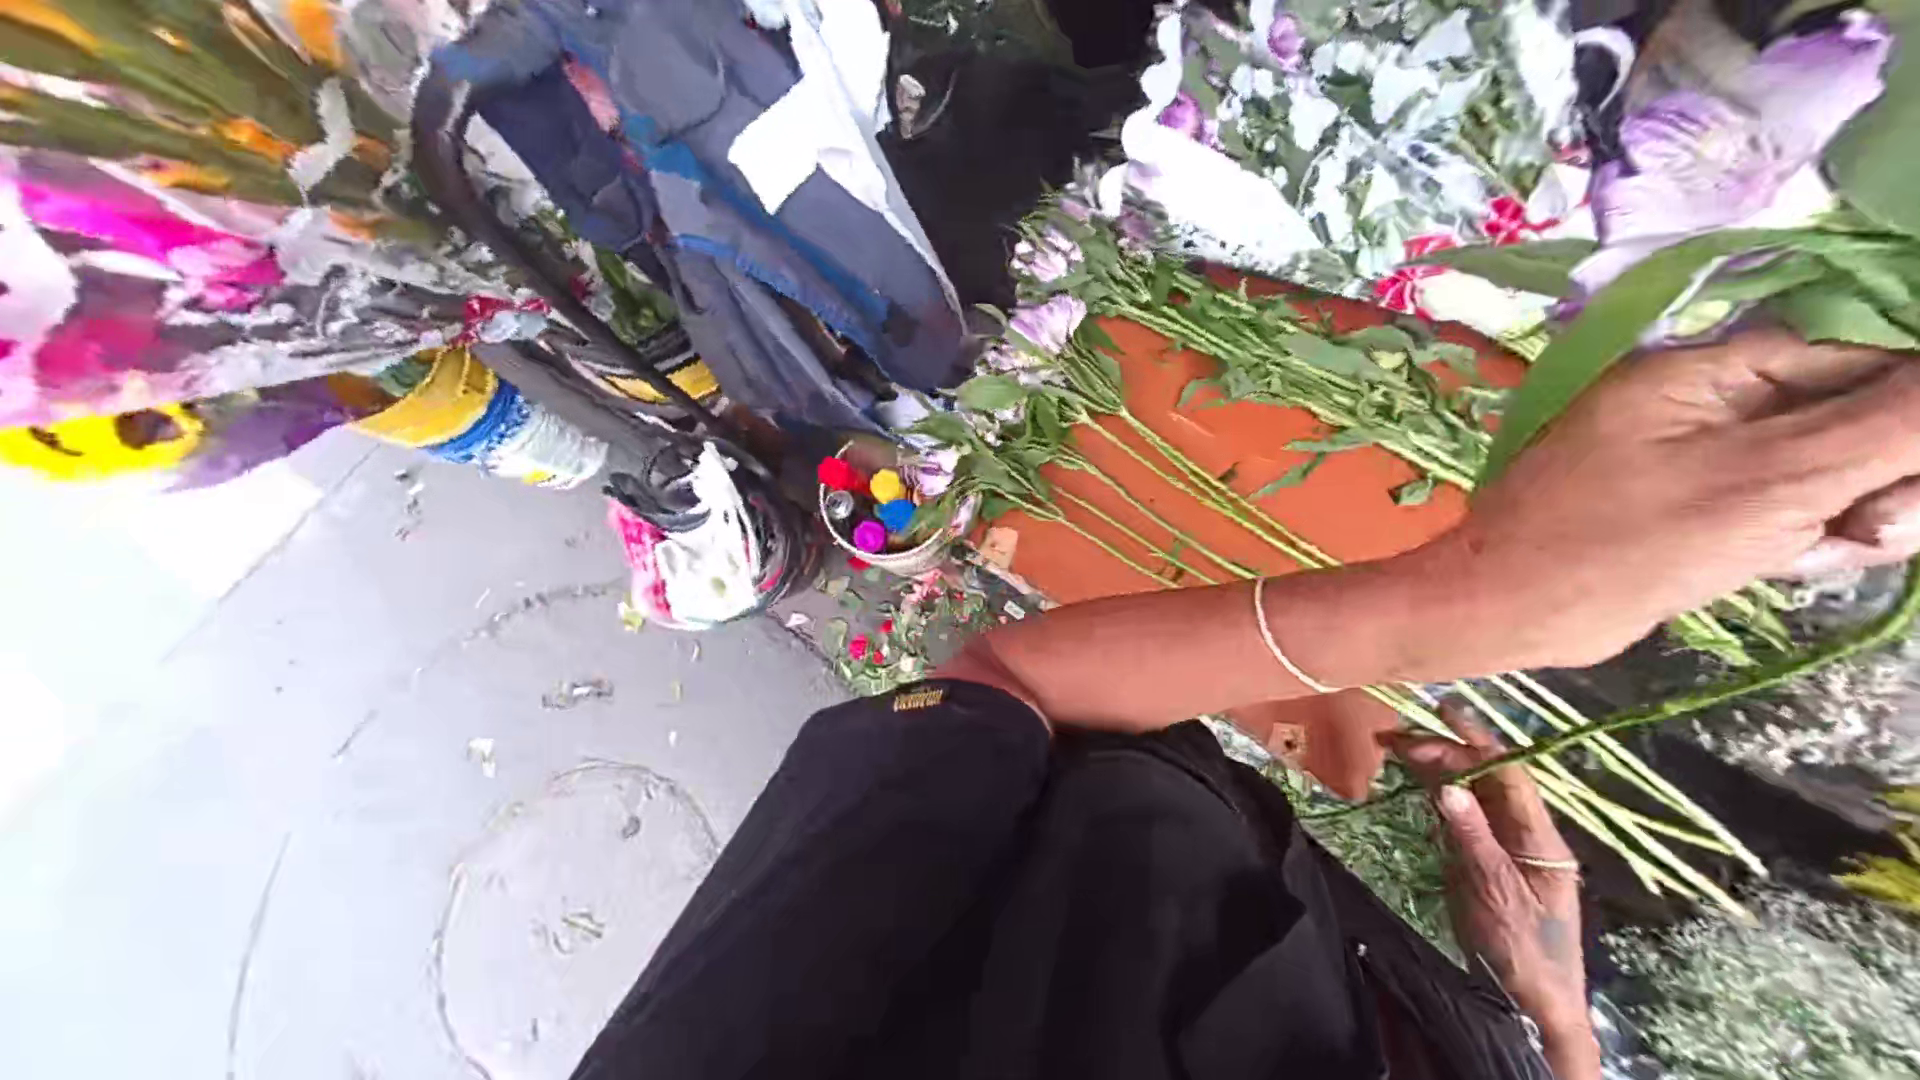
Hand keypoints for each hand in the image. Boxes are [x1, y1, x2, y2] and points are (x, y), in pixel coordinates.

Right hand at [1392, 704, 1598, 1079]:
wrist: (1530, 997)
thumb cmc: (1521, 946)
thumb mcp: (1495, 892)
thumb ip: (1472, 837)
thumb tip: (1446, 786)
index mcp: (1539, 837)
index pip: (1508, 773)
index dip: (1477, 738)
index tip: (1441, 711)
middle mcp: (1521, 829)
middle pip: (1482, 774)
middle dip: (1442, 748)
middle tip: (1394, 736)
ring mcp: (1500, 839)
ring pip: (1465, 786)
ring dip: (1431, 762)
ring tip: (1391, 744)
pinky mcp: (1479, 850)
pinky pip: (1455, 806)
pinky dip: (1429, 785)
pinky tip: (1407, 772)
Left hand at [1422, 328, 1919, 671]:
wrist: (1513, 610)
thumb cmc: (1623, 543)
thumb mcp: (1773, 478)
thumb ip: (1897, 420)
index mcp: (1693, 374)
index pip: (1865, 358)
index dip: (1916, 410)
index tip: (1911, 476)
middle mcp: (1686, 407)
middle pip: (1855, 419)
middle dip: (1887, 474)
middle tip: (1873, 525)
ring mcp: (1681, 460)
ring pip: (1828, 472)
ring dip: (1847, 515)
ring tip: (1810, 549)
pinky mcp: (1679, 509)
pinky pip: (1778, 510)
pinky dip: (1796, 538)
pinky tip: (1774, 566)